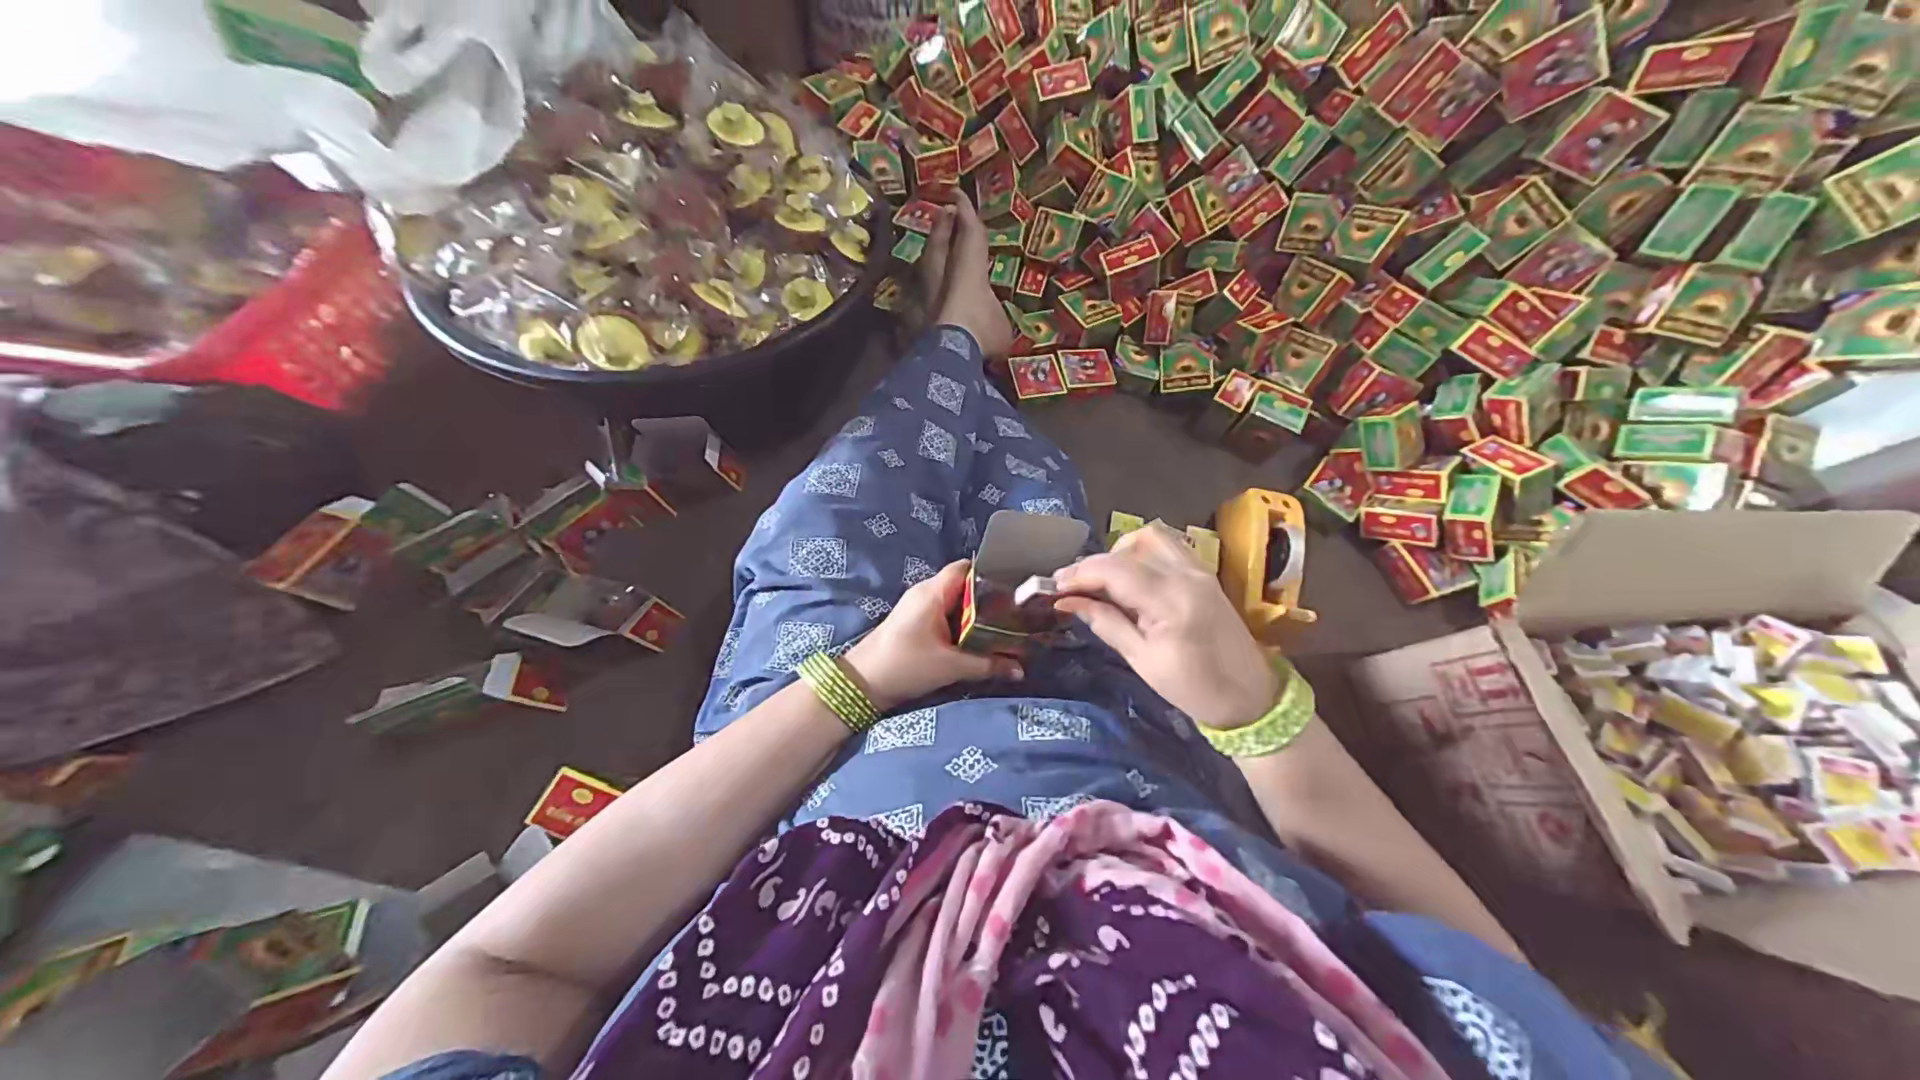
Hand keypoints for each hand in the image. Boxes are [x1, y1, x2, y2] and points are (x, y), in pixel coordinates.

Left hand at [842, 560, 1020, 711]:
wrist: (862, 684)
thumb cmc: (905, 666)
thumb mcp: (951, 667)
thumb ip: (988, 665)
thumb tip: (1020, 670)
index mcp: (933, 592)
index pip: (966, 568)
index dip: (990, 575)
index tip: (1014, 589)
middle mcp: (925, 592)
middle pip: (964, 585)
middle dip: (988, 598)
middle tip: (1014, 613)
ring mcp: (918, 607)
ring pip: (955, 601)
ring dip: (974, 614)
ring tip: (1001, 626)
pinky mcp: (914, 622)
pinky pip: (944, 613)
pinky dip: (961, 622)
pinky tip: (976, 638)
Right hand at [1052, 525, 1278, 730]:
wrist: (1251, 696)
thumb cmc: (1193, 688)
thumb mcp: (1142, 661)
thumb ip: (1105, 623)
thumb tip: (1068, 601)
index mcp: (1171, 601)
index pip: (1115, 569)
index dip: (1079, 573)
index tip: (1054, 586)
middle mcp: (1186, 575)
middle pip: (1129, 548)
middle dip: (1095, 564)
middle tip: (1074, 587)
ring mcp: (1199, 570)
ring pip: (1150, 537)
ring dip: (1120, 551)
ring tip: (1104, 579)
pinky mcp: (1204, 572)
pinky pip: (1168, 546)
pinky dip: (1143, 552)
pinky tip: (1131, 576)